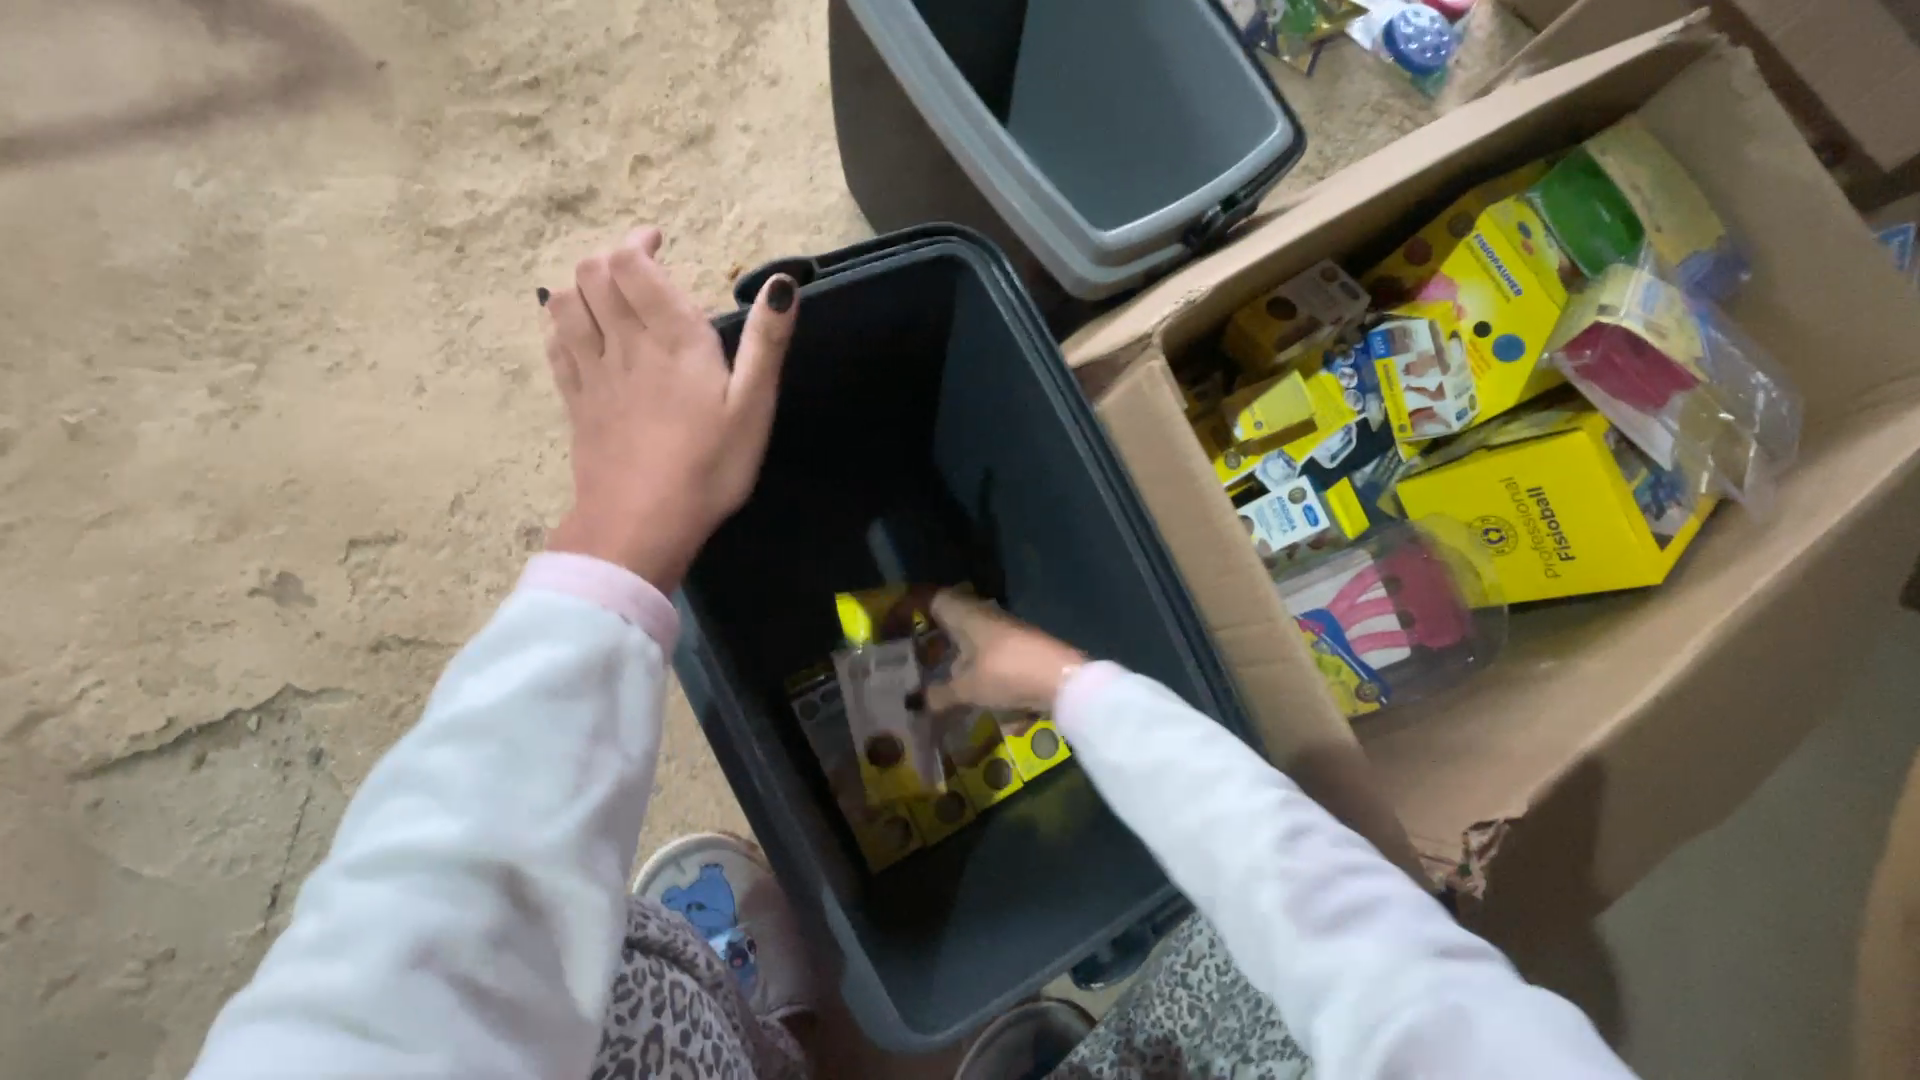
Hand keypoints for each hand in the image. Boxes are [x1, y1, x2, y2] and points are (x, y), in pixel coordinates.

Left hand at [540, 227, 797, 590]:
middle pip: (592, 274)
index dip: (639, 242)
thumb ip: (767, 341)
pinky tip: (580, 333)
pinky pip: (554, 345)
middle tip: (640, 268)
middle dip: (612, 258)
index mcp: (672, 338)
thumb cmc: (709, 466)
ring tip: (610, 296)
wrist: (641, 522)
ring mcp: (591, 373)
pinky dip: (561, 324)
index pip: (632, 264)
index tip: (659, 241)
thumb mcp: (754, 406)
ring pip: (564, 303)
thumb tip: (782, 281)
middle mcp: (623, 343)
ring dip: (582, 285)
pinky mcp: (575, 403)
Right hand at [920, 590, 1085, 716]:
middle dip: (937, 647)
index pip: (934, 600)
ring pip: (975, 647)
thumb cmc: (1007, 673)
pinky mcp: (1025, 654)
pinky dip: (988, 684)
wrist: (1065, 681)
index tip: (898, 631)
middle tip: (919, 669)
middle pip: (954, 625)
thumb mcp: (967, 689)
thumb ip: (941, 696)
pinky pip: (996, 666)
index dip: (914, 611)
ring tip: (947, 695)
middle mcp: (986, 619)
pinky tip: (990, 712)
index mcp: (966, 616)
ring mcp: (1008, 635)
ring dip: (962, 669)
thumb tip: (919, 703)